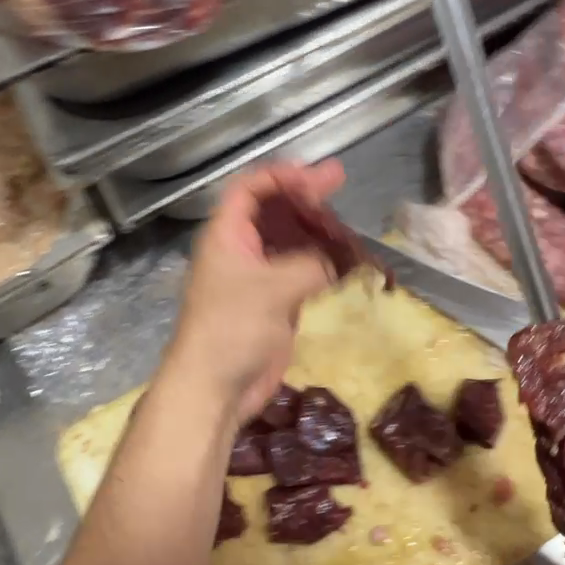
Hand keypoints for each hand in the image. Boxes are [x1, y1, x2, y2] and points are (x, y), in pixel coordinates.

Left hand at [165, 161, 344, 421]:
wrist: (216, 389)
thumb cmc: (232, 330)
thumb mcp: (274, 288)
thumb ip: (311, 264)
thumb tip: (339, 259)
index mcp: (227, 235)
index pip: (251, 188)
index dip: (282, 176)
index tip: (317, 179)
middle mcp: (241, 251)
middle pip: (274, 211)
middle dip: (306, 198)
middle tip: (340, 186)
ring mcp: (258, 279)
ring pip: (290, 242)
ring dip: (317, 232)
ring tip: (349, 227)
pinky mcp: (274, 305)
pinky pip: (301, 273)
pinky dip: (323, 264)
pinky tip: (348, 262)